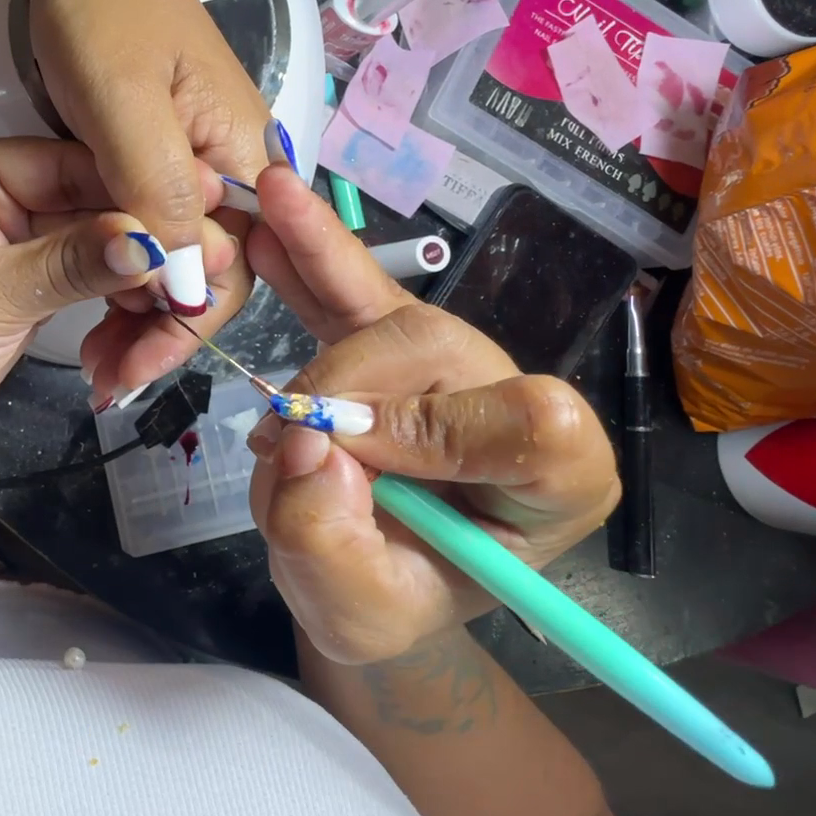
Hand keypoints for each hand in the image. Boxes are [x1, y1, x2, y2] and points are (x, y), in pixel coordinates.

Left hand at [0, 138, 237, 438]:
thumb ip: (70, 264)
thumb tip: (152, 241)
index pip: (83, 165)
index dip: (145, 199)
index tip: (204, 232)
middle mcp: (16, 191)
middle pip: (109, 206)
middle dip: (153, 253)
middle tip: (203, 289)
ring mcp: (35, 236)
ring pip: (116, 248)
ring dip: (146, 292)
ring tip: (173, 330)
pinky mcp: (48, 279)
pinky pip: (106, 282)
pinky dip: (127, 313)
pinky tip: (140, 345)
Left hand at [29, 0, 273, 394]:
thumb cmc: (102, 14)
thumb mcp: (124, 106)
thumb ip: (157, 193)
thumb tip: (190, 282)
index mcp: (234, 152)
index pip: (231, 258)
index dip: (187, 314)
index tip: (139, 356)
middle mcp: (220, 167)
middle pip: (203, 269)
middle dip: (159, 326)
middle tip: (111, 374)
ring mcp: (180, 169)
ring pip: (169, 263)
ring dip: (134, 315)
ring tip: (96, 363)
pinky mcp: (144, 170)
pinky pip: (141, 239)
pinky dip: (116, 281)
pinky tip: (91, 316)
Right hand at [245, 165, 619, 664]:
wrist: (362, 578)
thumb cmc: (375, 602)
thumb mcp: (352, 606)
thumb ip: (328, 539)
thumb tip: (302, 440)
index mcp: (551, 488)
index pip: (534, 428)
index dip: (433, 432)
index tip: (340, 462)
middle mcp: (511, 407)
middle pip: (437, 351)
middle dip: (342, 381)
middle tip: (275, 432)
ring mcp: (448, 369)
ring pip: (389, 305)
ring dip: (319, 260)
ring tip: (264, 209)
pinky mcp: (387, 348)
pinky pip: (349, 293)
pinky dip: (308, 255)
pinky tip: (270, 214)